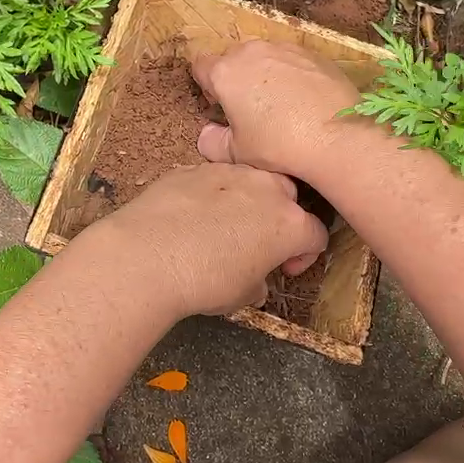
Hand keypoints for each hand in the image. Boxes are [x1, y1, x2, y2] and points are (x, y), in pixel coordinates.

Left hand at [91, 162, 327, 316]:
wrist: (148, 255)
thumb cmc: (204, 280)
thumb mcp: (242, 294)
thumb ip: (258, 281)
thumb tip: (255, 281)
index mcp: (289, 223)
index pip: (315, 235)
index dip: (304, 255)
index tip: (285, 269)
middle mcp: (265, 188)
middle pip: (287, 196)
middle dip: (278, 218)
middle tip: (257, 244)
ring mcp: (228, 172)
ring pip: (249, 180)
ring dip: (245, 200)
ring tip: (221, 227)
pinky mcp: (193, 167)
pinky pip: (212, 179)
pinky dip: (210, 195)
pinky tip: (190, 218)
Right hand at [189, 41, 372, 182]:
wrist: (337, 137)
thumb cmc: (279, 146)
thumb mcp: (237, 153)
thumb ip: (212, 142)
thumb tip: (207, 134)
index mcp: (225, 72)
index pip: (201, 67)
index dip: (207, 87)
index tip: (220, 106)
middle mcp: (252, 52)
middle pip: (232, 59)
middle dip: (236, 79)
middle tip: (249, 109)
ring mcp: (284, 49)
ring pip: (263, 57)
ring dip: (264, 74)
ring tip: (280, 105)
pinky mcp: (312, 53)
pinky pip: (292, 60)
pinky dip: (291, 75)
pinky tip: (303, 101)